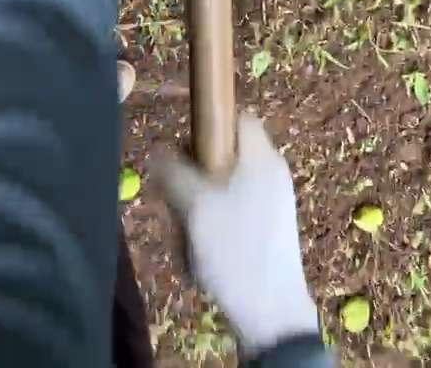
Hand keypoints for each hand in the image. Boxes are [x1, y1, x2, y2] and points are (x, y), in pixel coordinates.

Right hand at [157, 113, 318, 356]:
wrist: (272, 314)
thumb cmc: (235, 250)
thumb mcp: (196, 206)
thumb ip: (174, 172)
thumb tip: (157, 151)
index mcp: (262, 157)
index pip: (237, 116)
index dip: (210, 123)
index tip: (185, 145)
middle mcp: (272, 173)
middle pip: (225, 153)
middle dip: (196, 174)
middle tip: (180, 199)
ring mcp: (274, 202)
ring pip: (225, 186)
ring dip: (201, 205)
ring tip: (190, 234)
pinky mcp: (270, 229)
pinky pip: (235, 211)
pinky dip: (215, 224)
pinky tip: (203, 253)